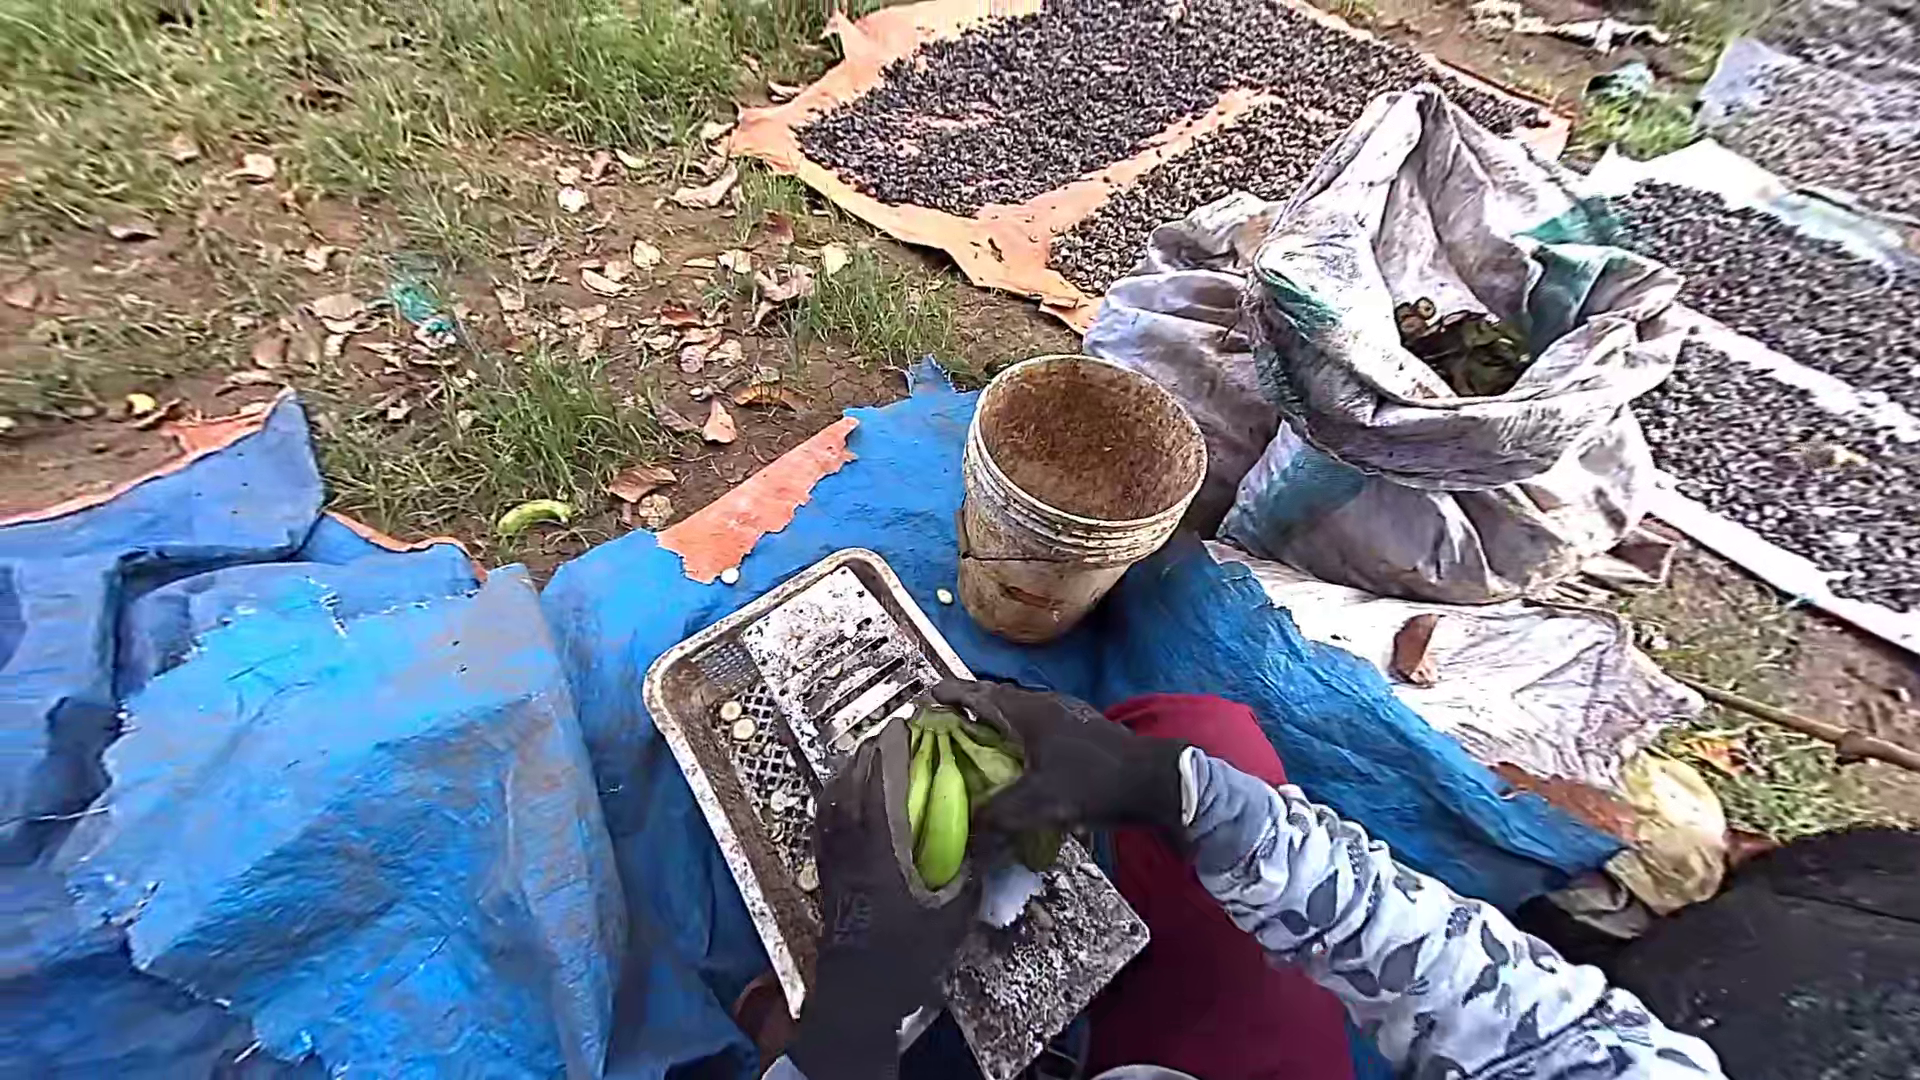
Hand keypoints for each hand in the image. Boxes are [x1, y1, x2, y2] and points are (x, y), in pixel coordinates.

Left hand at [789, 719, 975, 1078]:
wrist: (859, 988)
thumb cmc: (906, 950)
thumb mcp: (951, 914)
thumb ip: (971, 875)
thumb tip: (992, 842)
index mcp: (884, 844)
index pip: (883, 782)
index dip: (892, 750)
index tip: (903, 726)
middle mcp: (853, 839)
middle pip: (855, 779)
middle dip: (872, 750)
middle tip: (891, 732)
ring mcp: (834, 850)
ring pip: (836, 793)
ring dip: (852, 765)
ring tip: (868, 750)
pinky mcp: (824, 862)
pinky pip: (824, 813)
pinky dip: (834, 791)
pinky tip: (842, 786)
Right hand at [931, 679, 1188, 831]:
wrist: (1152, 779)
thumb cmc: (1093, 781)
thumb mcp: (1040, 803)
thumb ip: (998, 817)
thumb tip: (965, 834)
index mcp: (1027, 711)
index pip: (978, 694)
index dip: (950, 694)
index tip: (927, 696)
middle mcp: (1042, 704)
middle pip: (995, 698)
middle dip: (968, 707)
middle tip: (944, 722)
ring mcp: (1062, 713)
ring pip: (1017, 711)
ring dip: (993, 721)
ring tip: (974, 741)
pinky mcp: (1077, 729)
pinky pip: (1034, 724)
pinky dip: (1015, 733)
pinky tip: (1017, 757)